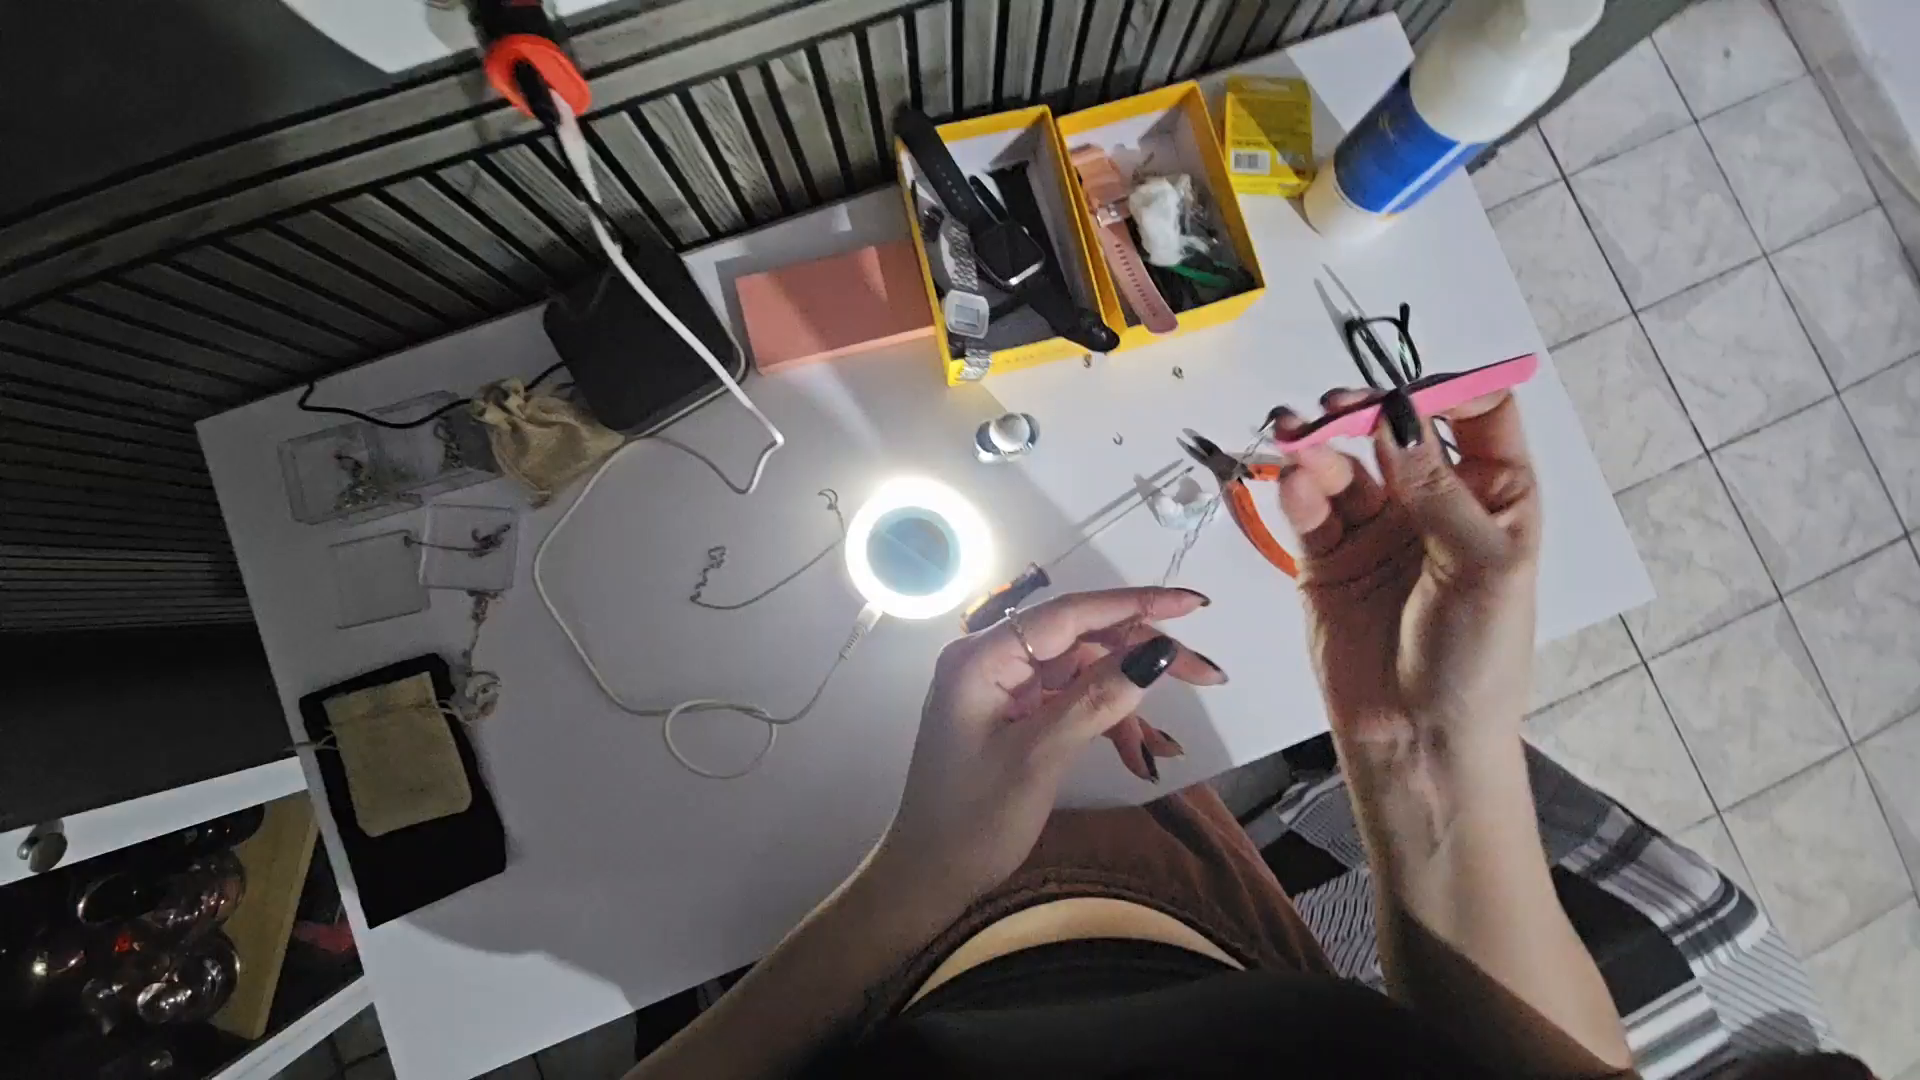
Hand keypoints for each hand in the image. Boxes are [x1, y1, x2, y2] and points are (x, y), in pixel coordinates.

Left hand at [869, 588, 1223, 909]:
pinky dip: (1104, 722)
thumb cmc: (972, 822)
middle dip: (1140, 657)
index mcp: (981, 658)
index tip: (1192, 605)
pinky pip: (1069, 701)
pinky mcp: (1012, 712)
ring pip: (1081, 672)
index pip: (1068, 614)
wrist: (929, 877)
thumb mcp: (1039, 759)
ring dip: (1125, 703)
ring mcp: (1001, 686)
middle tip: (1207, 675)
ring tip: (1161, 746)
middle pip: (1080, 640)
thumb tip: (1156, 651)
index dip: (1134, 605)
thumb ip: (1096, 699)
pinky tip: (1136, 754)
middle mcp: (990, 659)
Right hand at [1269, 389, 1540, 800]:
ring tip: (1291, 437)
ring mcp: (1373, 531)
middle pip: (1393, 436)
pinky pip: (1311, 512)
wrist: (1415, 737)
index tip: (1405, 391)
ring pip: (1343, 470)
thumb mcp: (1481, 568)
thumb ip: (1437, 492)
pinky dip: (1299, 493)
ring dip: (1318, 450)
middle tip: (1330, 408)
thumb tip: (1395, 420)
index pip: (1476, 418)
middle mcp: (1431, 504)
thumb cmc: (1474, 657)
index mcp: (1493, 498)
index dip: (1445, 393)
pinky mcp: (1324, 558)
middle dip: (1362, 415)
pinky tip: (1291, 483)